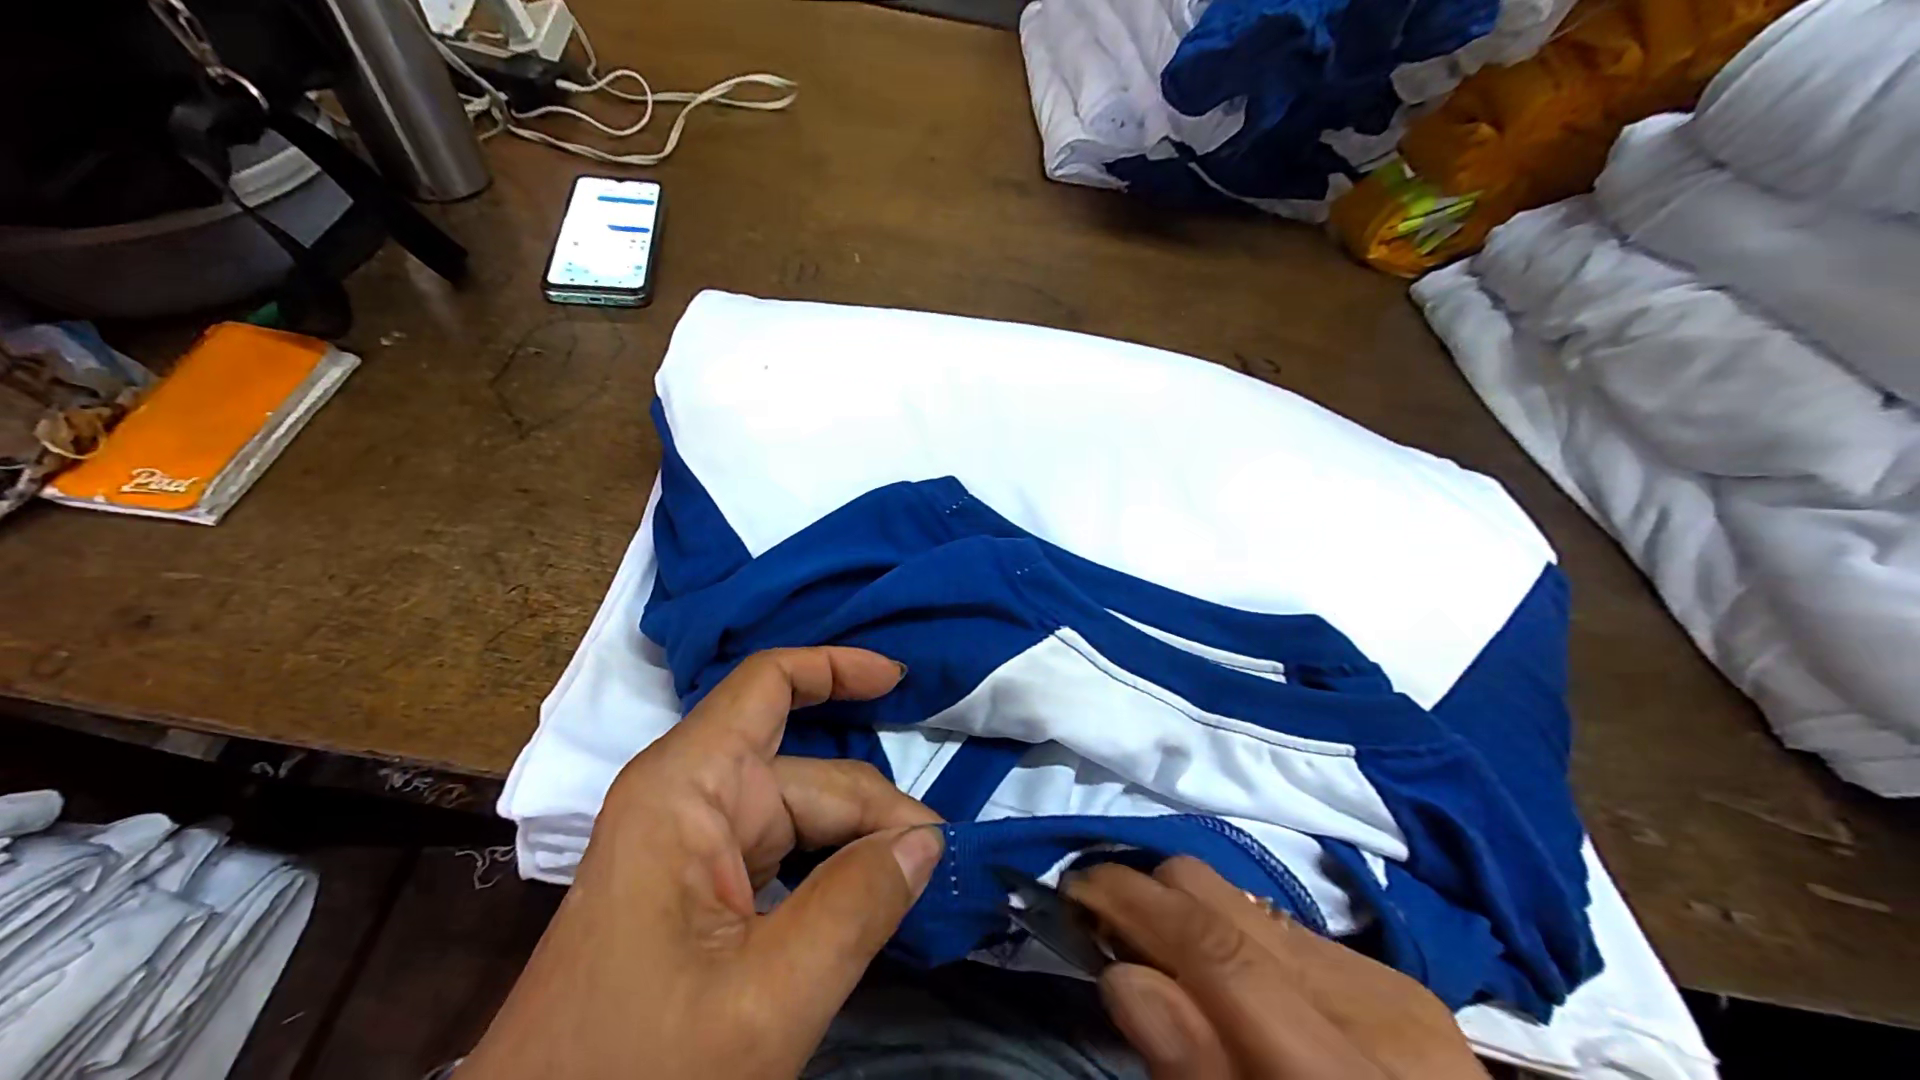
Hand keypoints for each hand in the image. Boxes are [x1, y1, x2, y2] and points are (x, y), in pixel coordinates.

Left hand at [461, 647, 945, 1079]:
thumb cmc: (639, 1073)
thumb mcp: (765, 998)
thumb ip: (856, 906)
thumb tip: (927, 840)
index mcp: (686, 788)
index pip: (769, 687)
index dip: (837, 668)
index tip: (903, 680)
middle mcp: (688, 800)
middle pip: (809, 772)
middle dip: (876, 810)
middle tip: (937, 865)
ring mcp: (694, 847)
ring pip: (805, 819)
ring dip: (861, 846)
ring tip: (914, 886)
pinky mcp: (701, 892)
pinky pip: (788, 858)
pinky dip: (835, 871)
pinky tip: (872, 897)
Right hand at [1068, 858, 1487, 1079]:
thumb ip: (1197, 1074)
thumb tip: (1121, 977)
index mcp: (1343, 1071)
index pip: (1221, 952)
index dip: (1137, 907)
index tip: (1075, 888)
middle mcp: (1372, 1005)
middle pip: (1229, 899)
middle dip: (1150, 895)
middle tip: (1104, 931)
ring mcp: (1389, 983)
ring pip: (1249, 899)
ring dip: (1185, 911)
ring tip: (1154, 948)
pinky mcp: (1393, 979)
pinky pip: (1281, 923)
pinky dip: (1230, 932)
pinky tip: (1220, 974)